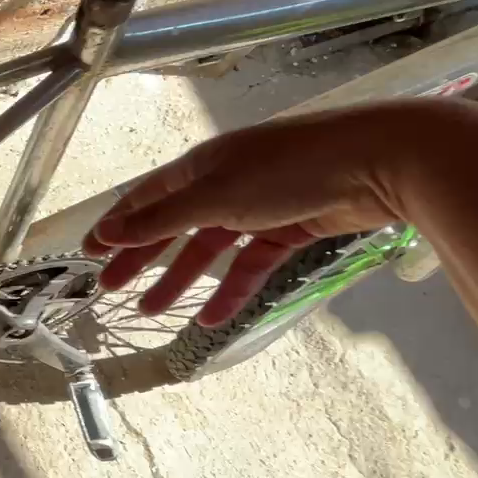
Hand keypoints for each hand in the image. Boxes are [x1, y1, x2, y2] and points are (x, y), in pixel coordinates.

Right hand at [82, 104, 426, 325]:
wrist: (390, 160)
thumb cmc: (291, 170)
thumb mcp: (213, 196)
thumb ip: (157, 220)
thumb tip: (106, 234)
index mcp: (201, 167)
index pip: (143, 199)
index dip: (114, 225)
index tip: (86, 252)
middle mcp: (226, 183)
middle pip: (171, 226)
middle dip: (140, 258)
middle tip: (110, 289)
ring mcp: (259, 205)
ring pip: (208, 250)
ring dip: (180, 280)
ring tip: (153, 311)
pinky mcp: (293, 226)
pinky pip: (250, 263)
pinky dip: (231, 289)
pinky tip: (214, 318)